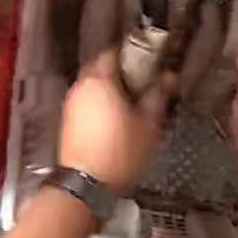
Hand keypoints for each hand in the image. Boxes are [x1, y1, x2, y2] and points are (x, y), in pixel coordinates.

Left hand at [59, 51, 171, 189]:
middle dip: (119, 71)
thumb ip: (158, 95)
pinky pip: (85, 100)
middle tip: (141, 83)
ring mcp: (70, 103)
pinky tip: (113, 117)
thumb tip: (170, 75)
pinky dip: (98, 102)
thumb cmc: (121, 151)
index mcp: (100, 80)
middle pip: (99, 67)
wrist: (85, 185)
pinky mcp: (67, 120)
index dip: (130, 54)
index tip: (147, 63)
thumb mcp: (148, 124)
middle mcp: (81, 86)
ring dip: (107, 87)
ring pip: (91, 85)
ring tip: (130, 101)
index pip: (112, 52)